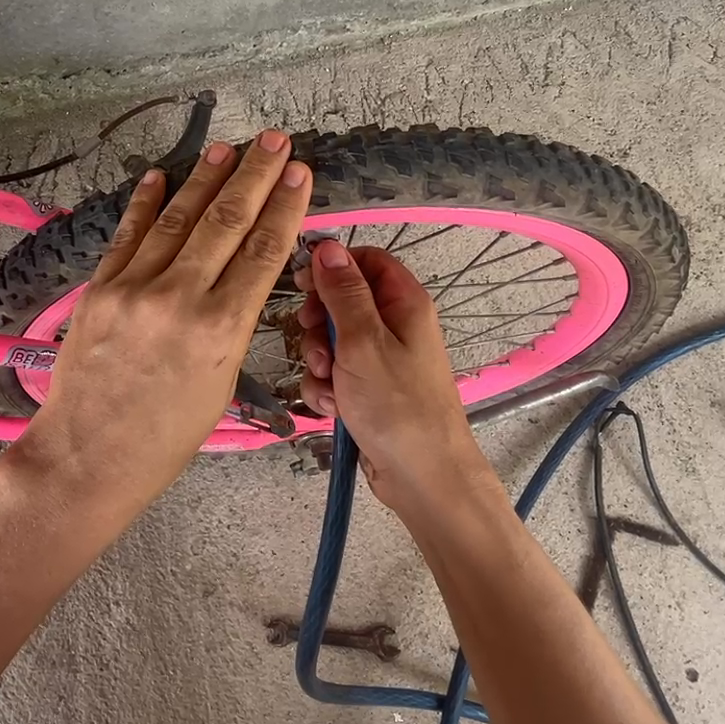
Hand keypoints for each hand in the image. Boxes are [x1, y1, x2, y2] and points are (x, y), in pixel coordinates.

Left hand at [25, 130, 312, 503]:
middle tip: (273, 141)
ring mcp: (134, 288)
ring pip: (178, 219)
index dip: (285, 207)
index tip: (300, 174)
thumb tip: (239, 280)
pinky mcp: (100, 288)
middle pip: (226, 222)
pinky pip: (128, 235)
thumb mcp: (220, 385)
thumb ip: (231, 326)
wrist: (89, 455)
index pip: (264, 252)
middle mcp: (180, 299)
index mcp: (221, 330)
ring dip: (205, 179)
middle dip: (254, 176)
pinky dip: (145, 203)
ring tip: (227, 148)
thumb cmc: (164, 438)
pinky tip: (159, 175)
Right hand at [295, 243, 493, 511]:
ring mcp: (380, 359)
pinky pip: (333, 373)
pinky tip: (332, 408)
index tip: (302, 282)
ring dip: (318, 362)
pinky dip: (326, 388)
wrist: (421, 478)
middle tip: (315, 341)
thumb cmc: (397, 405)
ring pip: (330, 340)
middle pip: (341, 301)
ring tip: (328, 385)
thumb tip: (327, 245)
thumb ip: (342, 292)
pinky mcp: (366, 389)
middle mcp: (393, 325)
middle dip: (319, 324)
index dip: (333, 266)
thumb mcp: (363, 341)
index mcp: (403, 302)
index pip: (365, 260)